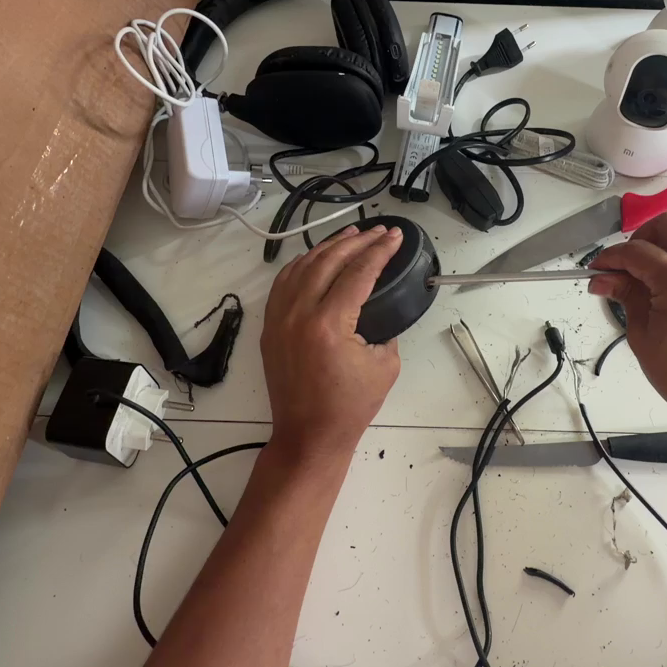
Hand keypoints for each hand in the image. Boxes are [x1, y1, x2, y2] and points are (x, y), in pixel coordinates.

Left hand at [261, 224, 403, 460]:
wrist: (309, 436)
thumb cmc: (350, 406)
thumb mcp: (385, 365)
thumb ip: (386, 327)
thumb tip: (379, 304)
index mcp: (329, 325)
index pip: (358, 273)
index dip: (380, 250)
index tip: (396, 236)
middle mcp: (299, 314)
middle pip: (329, 261)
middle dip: (358, 241)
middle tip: (379, 231)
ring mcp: (279, 319)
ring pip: (303, 266)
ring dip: (329, 246)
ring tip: (352, 233)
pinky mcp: (270, 326)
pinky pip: (284, 283)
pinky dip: (302, 264)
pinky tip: (318, 256)